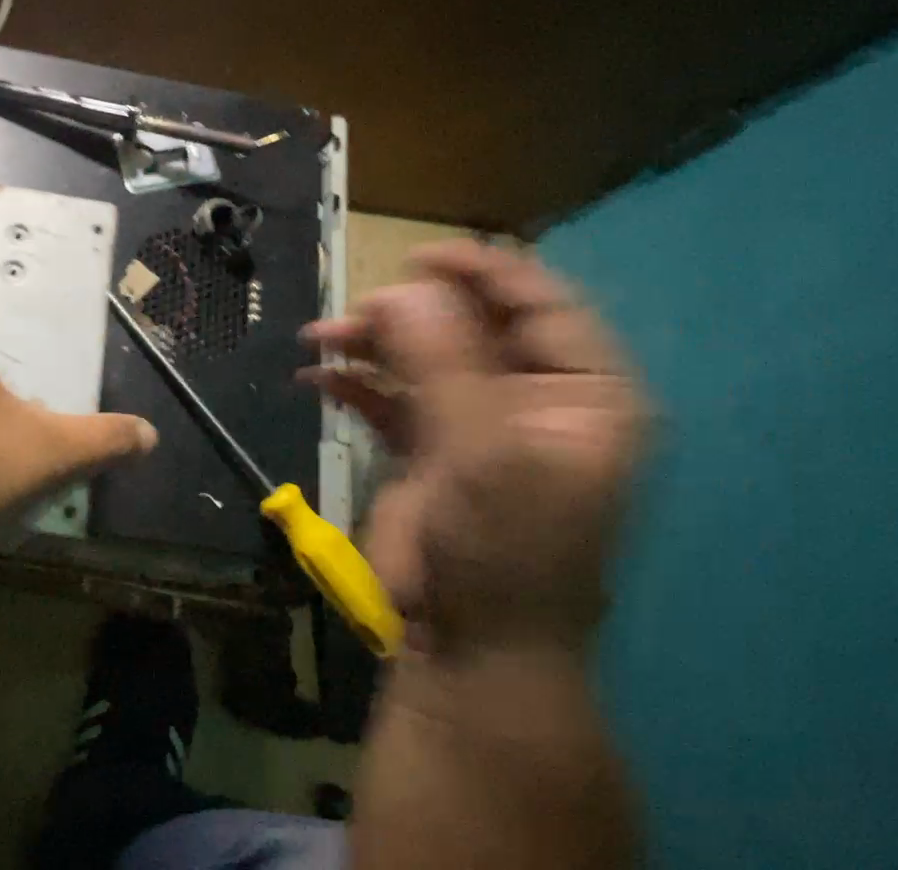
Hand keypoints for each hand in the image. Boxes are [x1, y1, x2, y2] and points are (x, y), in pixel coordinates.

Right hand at [297, 241, 645, 653]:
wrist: (472, 642)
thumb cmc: (505, 549)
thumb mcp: (486, 453)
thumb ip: (447, 365)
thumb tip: (401, 290)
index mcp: (581, 394)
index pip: (541, 306)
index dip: (484, 272)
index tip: (418, 256)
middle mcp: (531, 398)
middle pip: (469, 326)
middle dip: (408, 314)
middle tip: (355, 316)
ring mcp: (475, 423)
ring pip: (421, 357)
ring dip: (369, 344)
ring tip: (319, 340)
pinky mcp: (427, 449)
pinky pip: (388, 396)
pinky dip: (352, 383)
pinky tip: (316, 377)